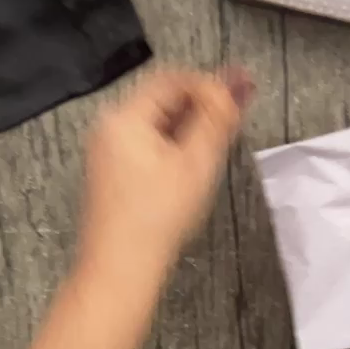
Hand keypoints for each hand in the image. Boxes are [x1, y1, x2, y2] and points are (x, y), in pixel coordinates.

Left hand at [77, 67, 252, 284]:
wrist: (120, 270)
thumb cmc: (154, 220)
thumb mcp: (196, 162)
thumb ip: (217, 117)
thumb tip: (237, 83)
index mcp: (123, 117)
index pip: (173, 78)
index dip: (210, 83)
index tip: (239, 94)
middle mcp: (110, 127)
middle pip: (165, 97)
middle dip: (204, 100)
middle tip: (239, 105)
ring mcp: (110, 149)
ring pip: (159, 120)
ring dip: (194, 120)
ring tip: (226, 128)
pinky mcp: (115, 171)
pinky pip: (150, 141)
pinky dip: (177, 141)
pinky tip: (200, 153)